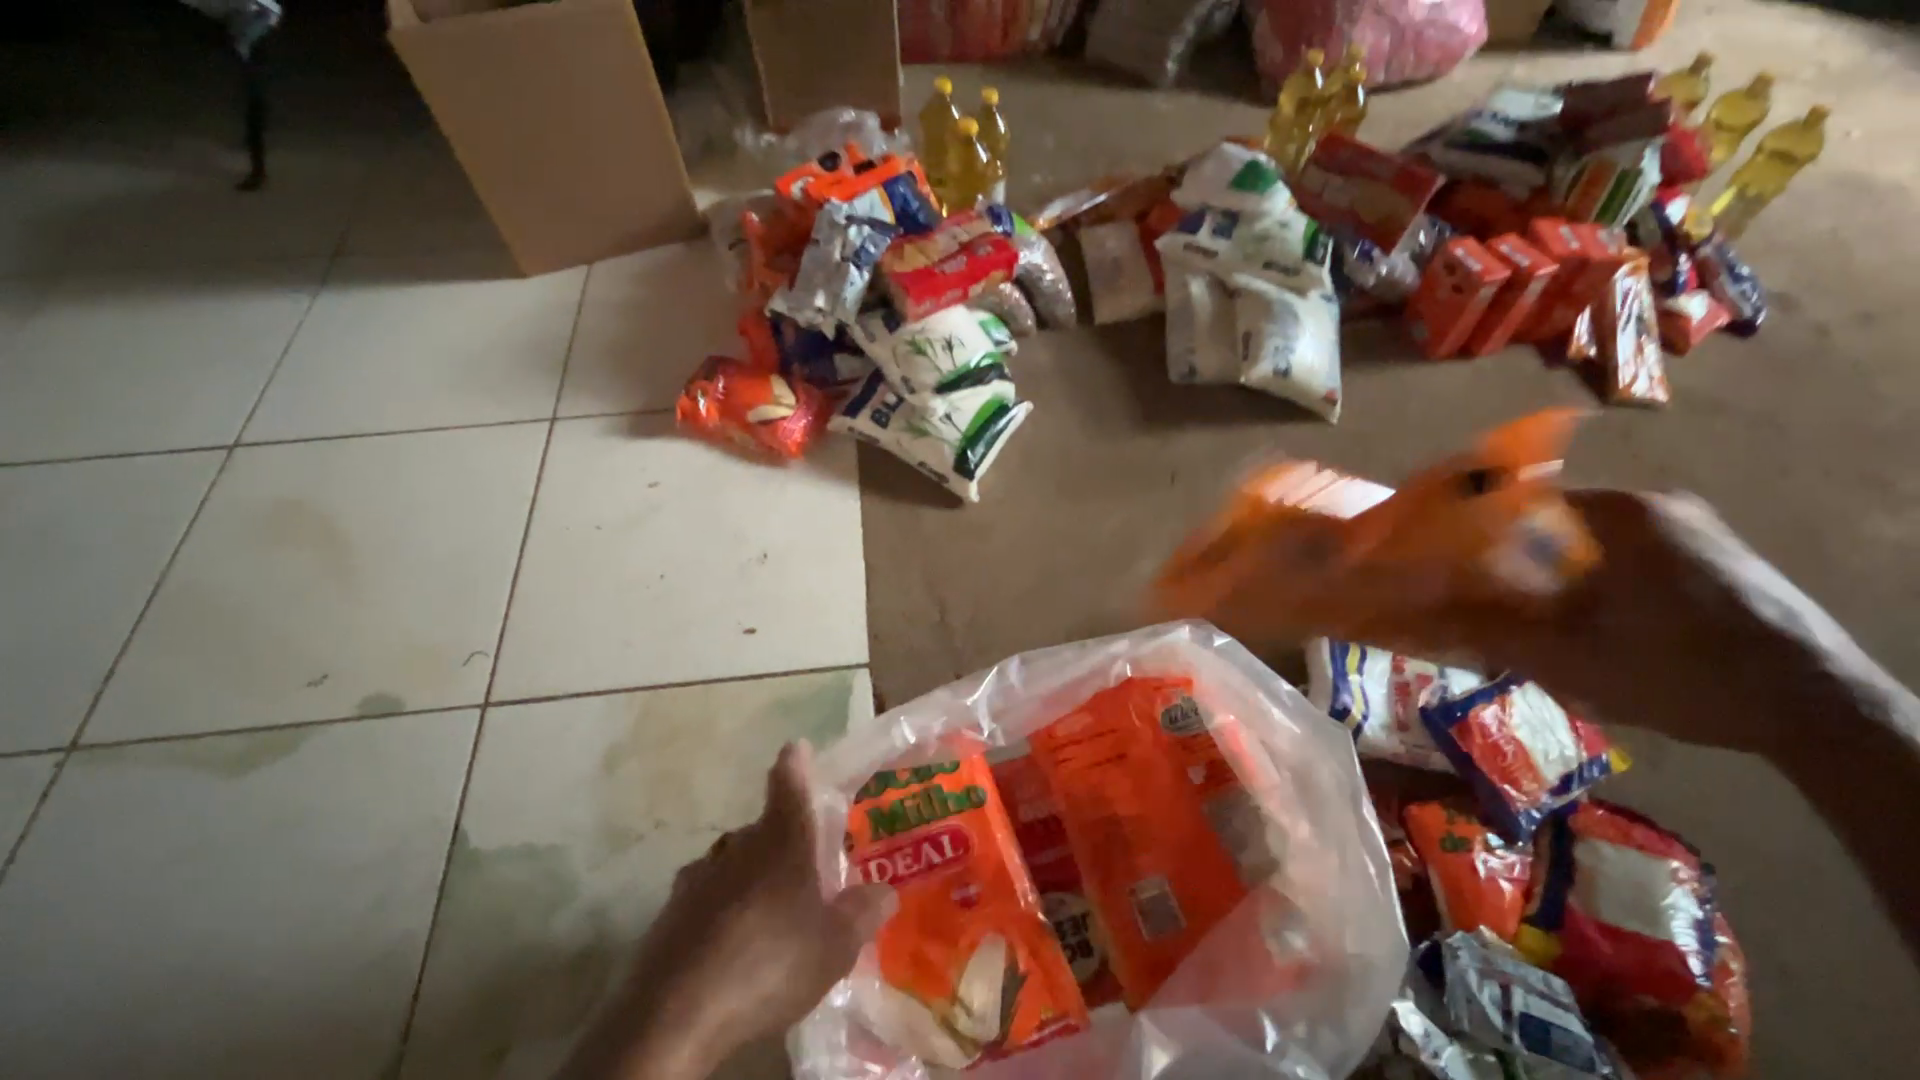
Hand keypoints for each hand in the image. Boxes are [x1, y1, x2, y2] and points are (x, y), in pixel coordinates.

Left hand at [560, 742, 894, 1079]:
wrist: (676, 1013)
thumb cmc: (771, 962)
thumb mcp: (836, 945)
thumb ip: (863, 912)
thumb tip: (885, 890)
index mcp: (781, 840)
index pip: (788, 785)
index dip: (795, 765)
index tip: (797, 747)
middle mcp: (736, 847)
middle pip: (762, 829)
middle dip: (783, 841)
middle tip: (806, 870)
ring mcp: (696, 879)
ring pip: (732, 865)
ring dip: (751, 879)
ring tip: (772, 915)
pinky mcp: (669, 916)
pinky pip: (706, 901)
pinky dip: (723, 913)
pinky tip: (734, 948)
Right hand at [1395, 490, 1833, 757]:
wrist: (1821, 708)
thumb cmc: (1681, 671)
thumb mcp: (1568, 658)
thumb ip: (1488, 630)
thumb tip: (1420, 615)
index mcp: (1619, 513)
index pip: (1518, 501)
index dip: (1473, 532)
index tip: (1445, 565)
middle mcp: (1657, 506)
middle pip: (1553, 523)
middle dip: (1512, 561)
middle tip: (1485, 605)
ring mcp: (1695, 532)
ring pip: (1593, 544)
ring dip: (1555, 577)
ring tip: (1534, 624)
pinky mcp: (1719, 561)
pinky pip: (1631, 559)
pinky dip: (1597, 584)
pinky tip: (1593, 629)